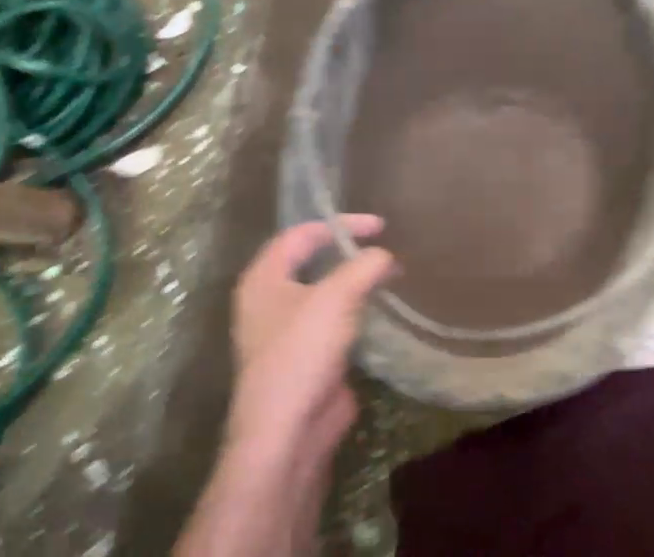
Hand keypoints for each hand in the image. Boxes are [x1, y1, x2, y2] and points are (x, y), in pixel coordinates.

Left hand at [176, 217, 392, 556]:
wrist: (288, 429)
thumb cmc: (302, 352)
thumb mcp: (338, 296)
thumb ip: (365, 265)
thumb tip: (386, 257)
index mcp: (263, 280)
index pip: (300, 234)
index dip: (340, 224)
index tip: (381, 227)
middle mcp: (269, 301)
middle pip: (311, 261)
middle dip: (348, 251)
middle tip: (385, 248)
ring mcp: (286, 331)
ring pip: (324, 292)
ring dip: (355, 281)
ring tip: (389, 276)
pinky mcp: (307, 356)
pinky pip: (335, 320)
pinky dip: (358, 309)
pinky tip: (382, 311)